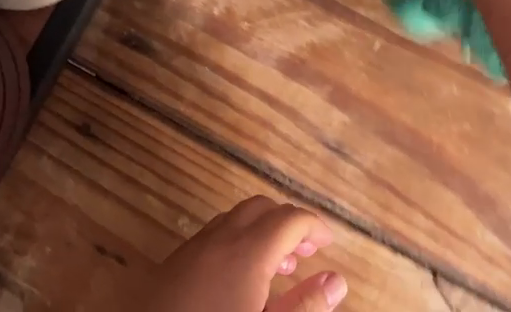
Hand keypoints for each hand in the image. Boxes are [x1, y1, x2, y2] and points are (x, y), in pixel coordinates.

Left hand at [146, 197, 348, 310]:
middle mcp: (220, 238)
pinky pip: (214, 233)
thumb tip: (336, 280)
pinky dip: (237, 239)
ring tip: (278, 267)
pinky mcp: (174, 263)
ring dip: (261, 230)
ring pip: (235, 218)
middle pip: (262, 208)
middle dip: (288, 223)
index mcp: (248, 251)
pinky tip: (240, 277)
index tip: (329, 242)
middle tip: (306, 252)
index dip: (314, 226)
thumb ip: (304, 307)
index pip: (290, 219)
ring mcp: (193, 247)